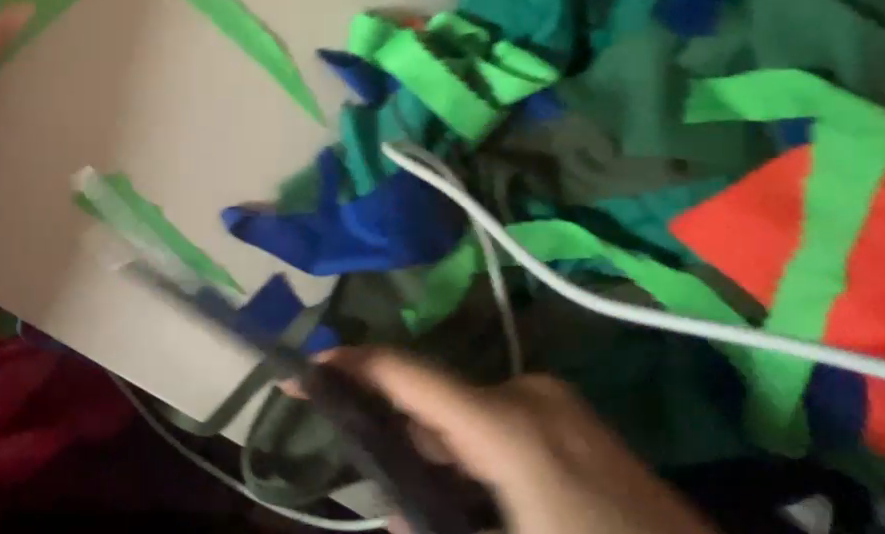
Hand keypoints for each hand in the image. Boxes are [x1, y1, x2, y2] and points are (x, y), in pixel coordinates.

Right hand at [329, 348, 717, 533]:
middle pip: (433, 395)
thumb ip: (428, 517)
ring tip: (423, 492)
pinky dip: (475, 449)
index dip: (343, 367)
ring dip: (436, 445)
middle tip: (367, 464)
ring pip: (468, 410)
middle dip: (393, 425)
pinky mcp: (588, 430)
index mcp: (507, 423)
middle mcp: (530, 398)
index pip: (403, 372)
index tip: (296, 372)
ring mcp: (564, 410)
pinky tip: (473, 490)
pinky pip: (504, 422)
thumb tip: (389, 512)